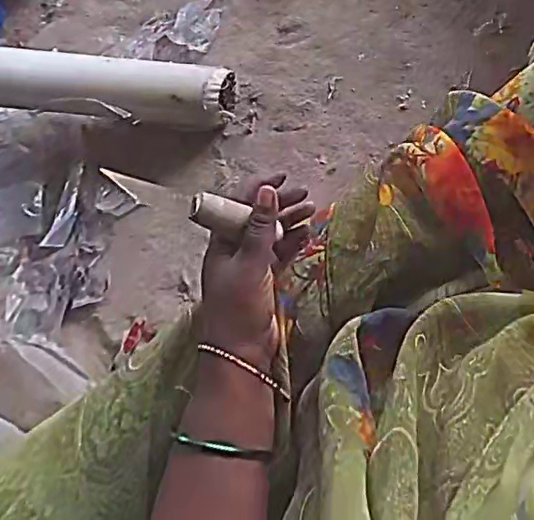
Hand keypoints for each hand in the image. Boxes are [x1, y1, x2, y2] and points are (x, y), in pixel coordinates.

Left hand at [197, 175, 316, 365]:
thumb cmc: (238, 307)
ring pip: (272, 234)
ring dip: (290, 221)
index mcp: (222, 243)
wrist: (242, 354)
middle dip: (281, 204)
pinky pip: (281, 252)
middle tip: (304, 195)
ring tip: (311, 211)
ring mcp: (250, 264)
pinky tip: (307, 234)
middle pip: (259, 217)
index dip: (259, 189)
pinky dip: (293, 241)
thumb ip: (260, 226)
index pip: (240, 205)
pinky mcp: (265, 279)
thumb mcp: (251, 262)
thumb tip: (266, 190)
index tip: (281, 179)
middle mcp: (235, 250)